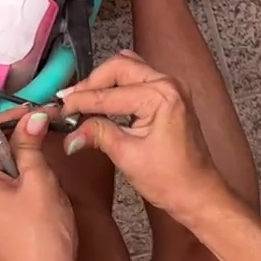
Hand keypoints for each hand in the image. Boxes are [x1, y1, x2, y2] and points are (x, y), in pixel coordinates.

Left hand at [0, 109, 76, 260]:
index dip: (1, 118)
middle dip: (11, 133)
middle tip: (42, 127)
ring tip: (43, 147)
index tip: (30, 116)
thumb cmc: (40, 238)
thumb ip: (31, 145)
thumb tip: (34, 116)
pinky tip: (38, 173)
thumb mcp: (40, 182)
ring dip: (16, 152)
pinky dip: (15, 172)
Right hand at [59, 52, 233, 225]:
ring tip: (84, 99)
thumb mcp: (127, 156)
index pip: (109, 93)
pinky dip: (119, 85)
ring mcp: (172, 86)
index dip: (81, 101)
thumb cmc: (171, 180)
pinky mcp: (170, 94)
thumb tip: (71, 133)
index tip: (61, 109)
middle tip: (71, 101)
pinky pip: (139, 78)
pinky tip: (104, 101)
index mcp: (160, 96)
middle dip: (92, 82)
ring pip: (129, 67)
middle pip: (119, 66)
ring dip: (105, 80)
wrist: (199, 194)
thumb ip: (98, 135)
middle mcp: (168, 83)